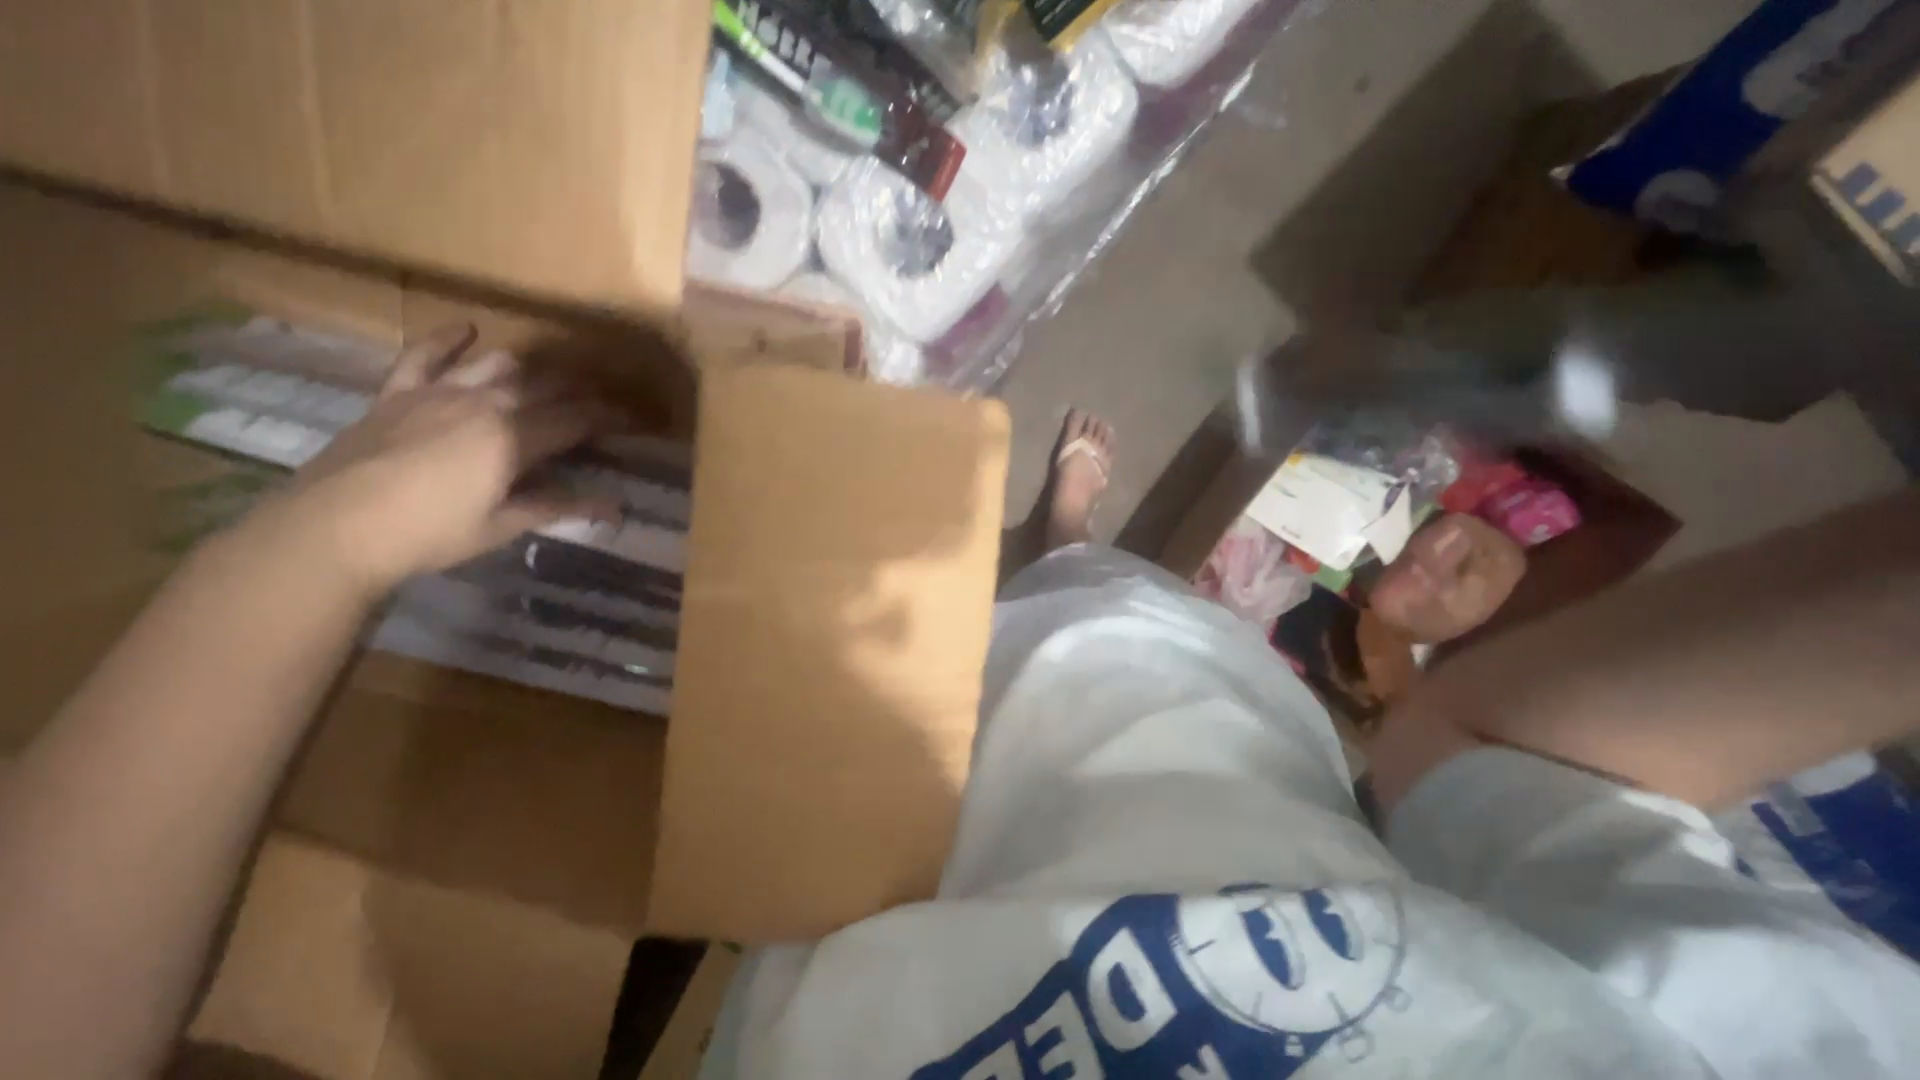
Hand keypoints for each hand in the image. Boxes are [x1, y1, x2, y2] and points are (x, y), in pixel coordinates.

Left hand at [251, 323, 622, 596]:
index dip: (610, 417)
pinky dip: (447, 340)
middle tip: (602, 400)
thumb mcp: (499, 526)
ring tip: (547, 378)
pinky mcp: (397, 392)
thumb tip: (613, 507)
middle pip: (544, 386)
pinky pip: (425, 356)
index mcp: (513, 438)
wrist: (334, 527)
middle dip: (581, 390)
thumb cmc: (427, 535)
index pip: (576, 418)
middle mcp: (483, 402)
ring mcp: (438, 392)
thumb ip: (556, 507)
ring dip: (529, 368)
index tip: (634, 419)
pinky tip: (467, 330)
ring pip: (496, 365)